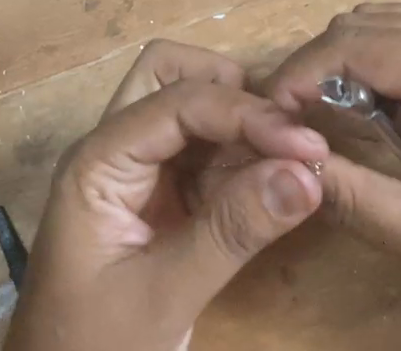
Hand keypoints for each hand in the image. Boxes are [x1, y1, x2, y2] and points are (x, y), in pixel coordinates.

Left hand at [6, 41, 328, 350]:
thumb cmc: (94, 350)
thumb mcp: (164, 296)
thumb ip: (231, 231)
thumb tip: (306, 174)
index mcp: (99, 161)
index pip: (175, 101)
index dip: (243, 113)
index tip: (305, 145)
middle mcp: (115, 149)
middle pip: (168, 76)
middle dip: (230, 91)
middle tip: (287, 136)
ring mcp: (135, 172)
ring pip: (189, 108)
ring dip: (241, 125)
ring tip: (295, 162)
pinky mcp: (158, 199)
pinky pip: (202, 155)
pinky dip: (240, 159)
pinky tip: (275, 185)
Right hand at [263, 5, 400, 341]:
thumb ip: (356, 198)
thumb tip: (287, 159)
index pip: (353, 46)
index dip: (299, 77)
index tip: (264, 119)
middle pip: (365, 25)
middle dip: (320, 71)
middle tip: (295, 128)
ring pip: (387, 27)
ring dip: (354, 73)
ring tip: (348, 137)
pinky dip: (388, 78)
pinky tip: (399, 136)